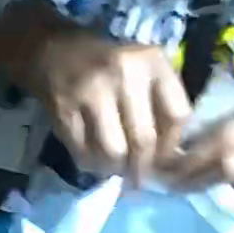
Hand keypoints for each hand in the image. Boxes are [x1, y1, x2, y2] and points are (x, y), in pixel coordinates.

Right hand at [33, 26, 191, 182]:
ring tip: (114, 169)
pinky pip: (84, 153)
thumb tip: (169, 158)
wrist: (56, 53)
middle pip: (143, 140)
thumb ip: (160, 105)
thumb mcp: (143, 71)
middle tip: (136, 179)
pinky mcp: (65, 111)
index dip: (170, 148)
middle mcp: (125, 74)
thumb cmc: (108, 67)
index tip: (161, 160)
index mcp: (152, 62)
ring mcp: (92, 92)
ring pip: (113, 152)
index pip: (177, 116)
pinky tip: (93, 160)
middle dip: (141, 168)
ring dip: (114, 170)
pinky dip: (91, 165)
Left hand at [163, 78, 233, 201]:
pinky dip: (226, 201)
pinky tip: (207, 200)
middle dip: (190, 178)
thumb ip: (230, 121)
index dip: (188, 157)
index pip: (221, 140)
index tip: (163, 164)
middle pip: (225, 168)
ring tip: (178, 192)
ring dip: (202, 192)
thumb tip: (186, 144)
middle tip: (163, 183)